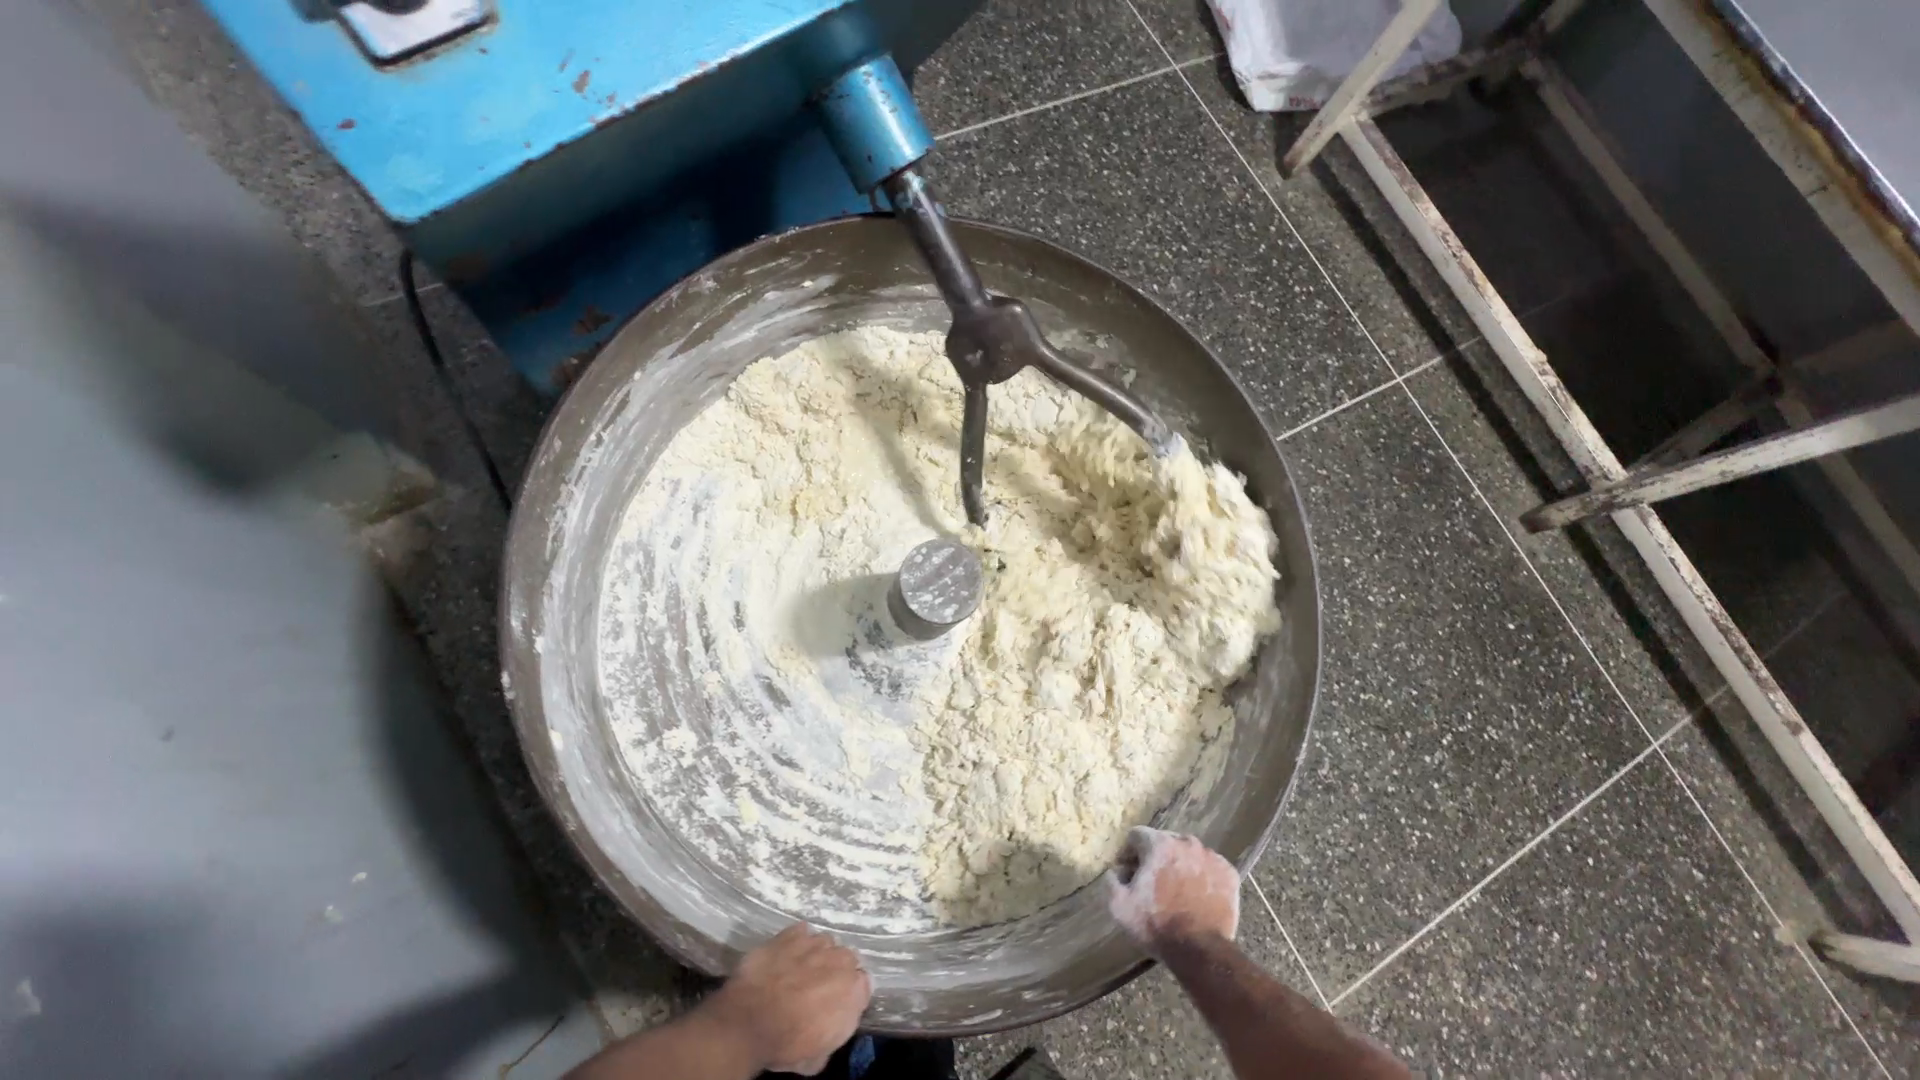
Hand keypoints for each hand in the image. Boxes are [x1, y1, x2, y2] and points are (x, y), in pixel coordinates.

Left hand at [704, 924, 870, 1074]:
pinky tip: (784, 957)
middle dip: (834, 970)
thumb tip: (834, 1023)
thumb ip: (836, 1032)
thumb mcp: (819, 1057)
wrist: (749, 1022)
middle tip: (815, 987)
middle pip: (845, 959)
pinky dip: (795, 943)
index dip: (847, 994)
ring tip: (798, 970)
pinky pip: (800, 932)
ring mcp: (815, 942)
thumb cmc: (787, 1045)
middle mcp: (841, 960)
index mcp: (854, 990)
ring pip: (824, 943)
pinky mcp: (790, 933)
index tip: (834, 1003)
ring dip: (816, 955)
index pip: (862, 984)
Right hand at [1106, 827, 1239, 955]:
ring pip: (1188, 853)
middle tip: (1152, 883)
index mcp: (1159, 844)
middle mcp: (1187, 842)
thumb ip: (1111, 879)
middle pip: (1164, 841)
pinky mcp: (1229, 874)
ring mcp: (1211, 857)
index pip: (1137, 835)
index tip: (1129, 873)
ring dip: (1179, 865)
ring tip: (1176, 890)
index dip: (1128, 853)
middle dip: (1155, 858)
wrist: (1200, 950)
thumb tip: (1118, 870)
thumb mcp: (1118, 905)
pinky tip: (1196, 896)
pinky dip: (1200, 876)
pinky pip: (1208, 867)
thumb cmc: (1156, 925)